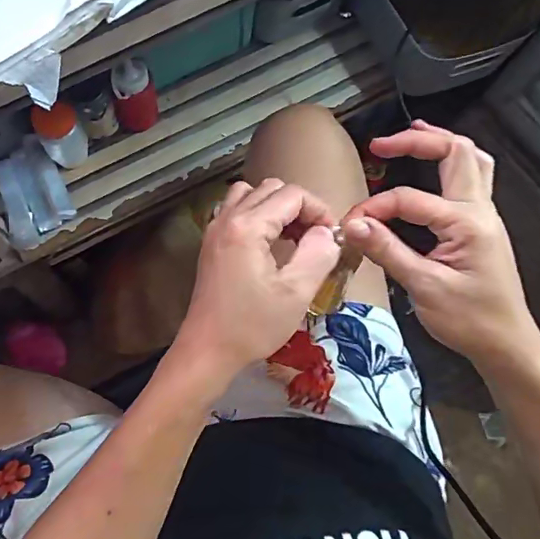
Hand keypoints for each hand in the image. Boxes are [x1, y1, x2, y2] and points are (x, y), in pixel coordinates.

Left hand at [176, 178, 341, 375]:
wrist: (207, 350)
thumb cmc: (252, 325)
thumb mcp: (296, 293)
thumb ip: (318, 254)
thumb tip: (327, 233)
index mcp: (248, 226)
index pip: (292, 195)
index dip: (319, 210)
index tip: (332, 237)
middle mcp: (227, 218)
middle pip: (271, 188)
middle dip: (299, 206)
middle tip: (315, 237)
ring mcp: (215, 229)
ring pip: (251, 195)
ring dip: (276, 208)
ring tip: (293, 237)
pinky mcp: (211, 244)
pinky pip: (236, 211)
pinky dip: (257, 216)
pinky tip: (269, 245)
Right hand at [344, 121, 539, 367]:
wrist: (507, 344)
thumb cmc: (470, 320)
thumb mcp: (423, 287)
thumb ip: (387, 250)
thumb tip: (353, 224)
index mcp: (466, 222)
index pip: (409, 198)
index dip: (375, 207)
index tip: (350, 224)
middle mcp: (481, 210)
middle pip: (456, 152)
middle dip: (418, 140)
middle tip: (382, 144)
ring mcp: (486, 216)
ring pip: (472, 160)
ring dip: (443, 143)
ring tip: (414, 133)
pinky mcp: (483, 227)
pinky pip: (473, 179)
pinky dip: (452, 163)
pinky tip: (434, 167)